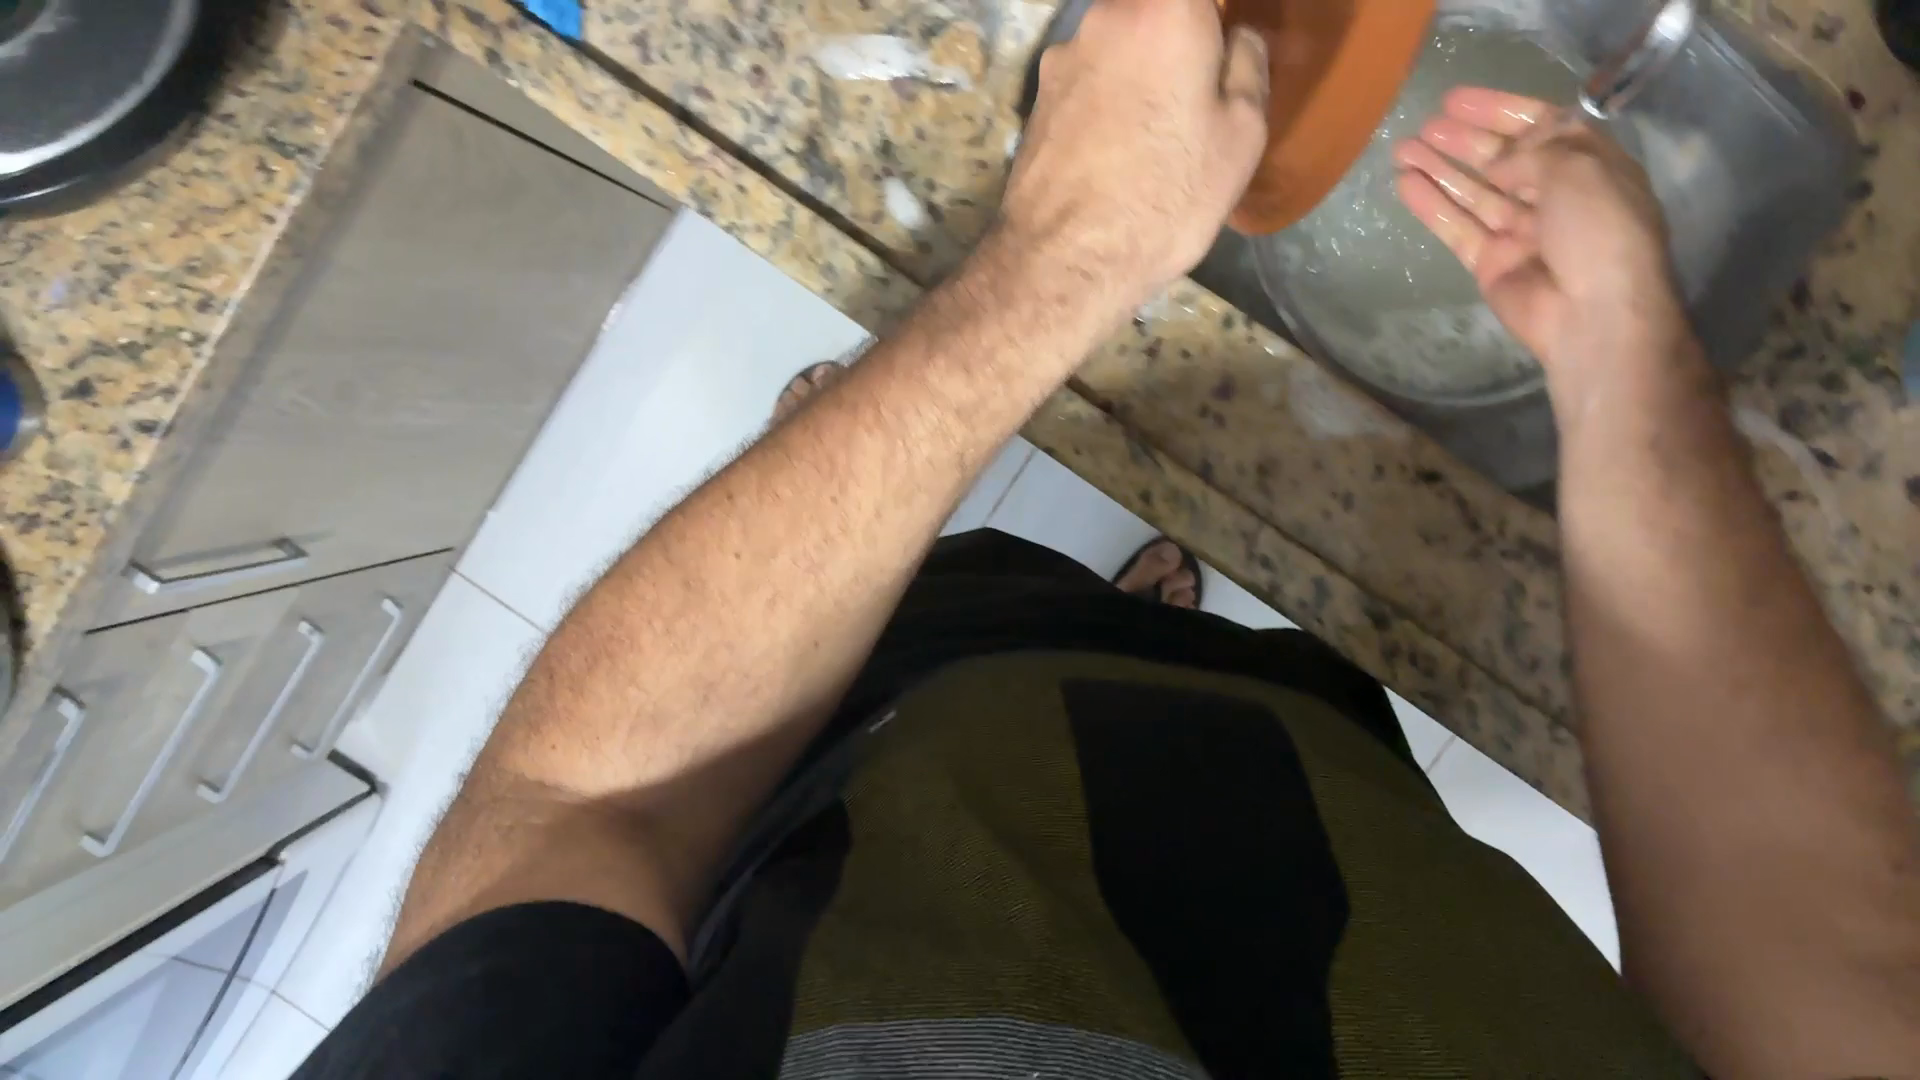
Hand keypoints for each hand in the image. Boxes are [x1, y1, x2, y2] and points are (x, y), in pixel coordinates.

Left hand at [1001, 0, 1268, 310]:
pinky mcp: (1033, 108)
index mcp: (1164, 7)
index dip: (1209, 21)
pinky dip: (1100, 108)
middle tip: (1190, 94)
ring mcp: (1059, 63)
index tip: (1216, 54)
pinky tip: (1109, 158)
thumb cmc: (1167, 198)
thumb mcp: (1242, 135)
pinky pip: (1082, 91)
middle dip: (1173, 42)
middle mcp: (1103, 17)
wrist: (1067, 264)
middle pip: (1149, 10)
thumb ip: (1246, 65)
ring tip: (1146, 137)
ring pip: (1111, 50)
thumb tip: (1234, 38)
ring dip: (1133, 76)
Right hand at [1394, 89, 1695, 412]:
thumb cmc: (1599, 230)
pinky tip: (1406, 185)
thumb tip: (1498, 162)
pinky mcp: (1488, 260)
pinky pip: (1455, 227)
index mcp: (1587, 164)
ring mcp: (1517, 230)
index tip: (1457, 101)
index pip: (1540, 125)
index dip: (1498, 110)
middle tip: (1425, 125)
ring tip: (1402, 150)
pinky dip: (1431, 206)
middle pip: (1501, 158)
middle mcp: (1552, 194)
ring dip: (1438, 169)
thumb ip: (1533, 153)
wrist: (1590, 309)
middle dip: (1463, 139)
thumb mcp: (1578, 170)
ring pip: (1471, 191)